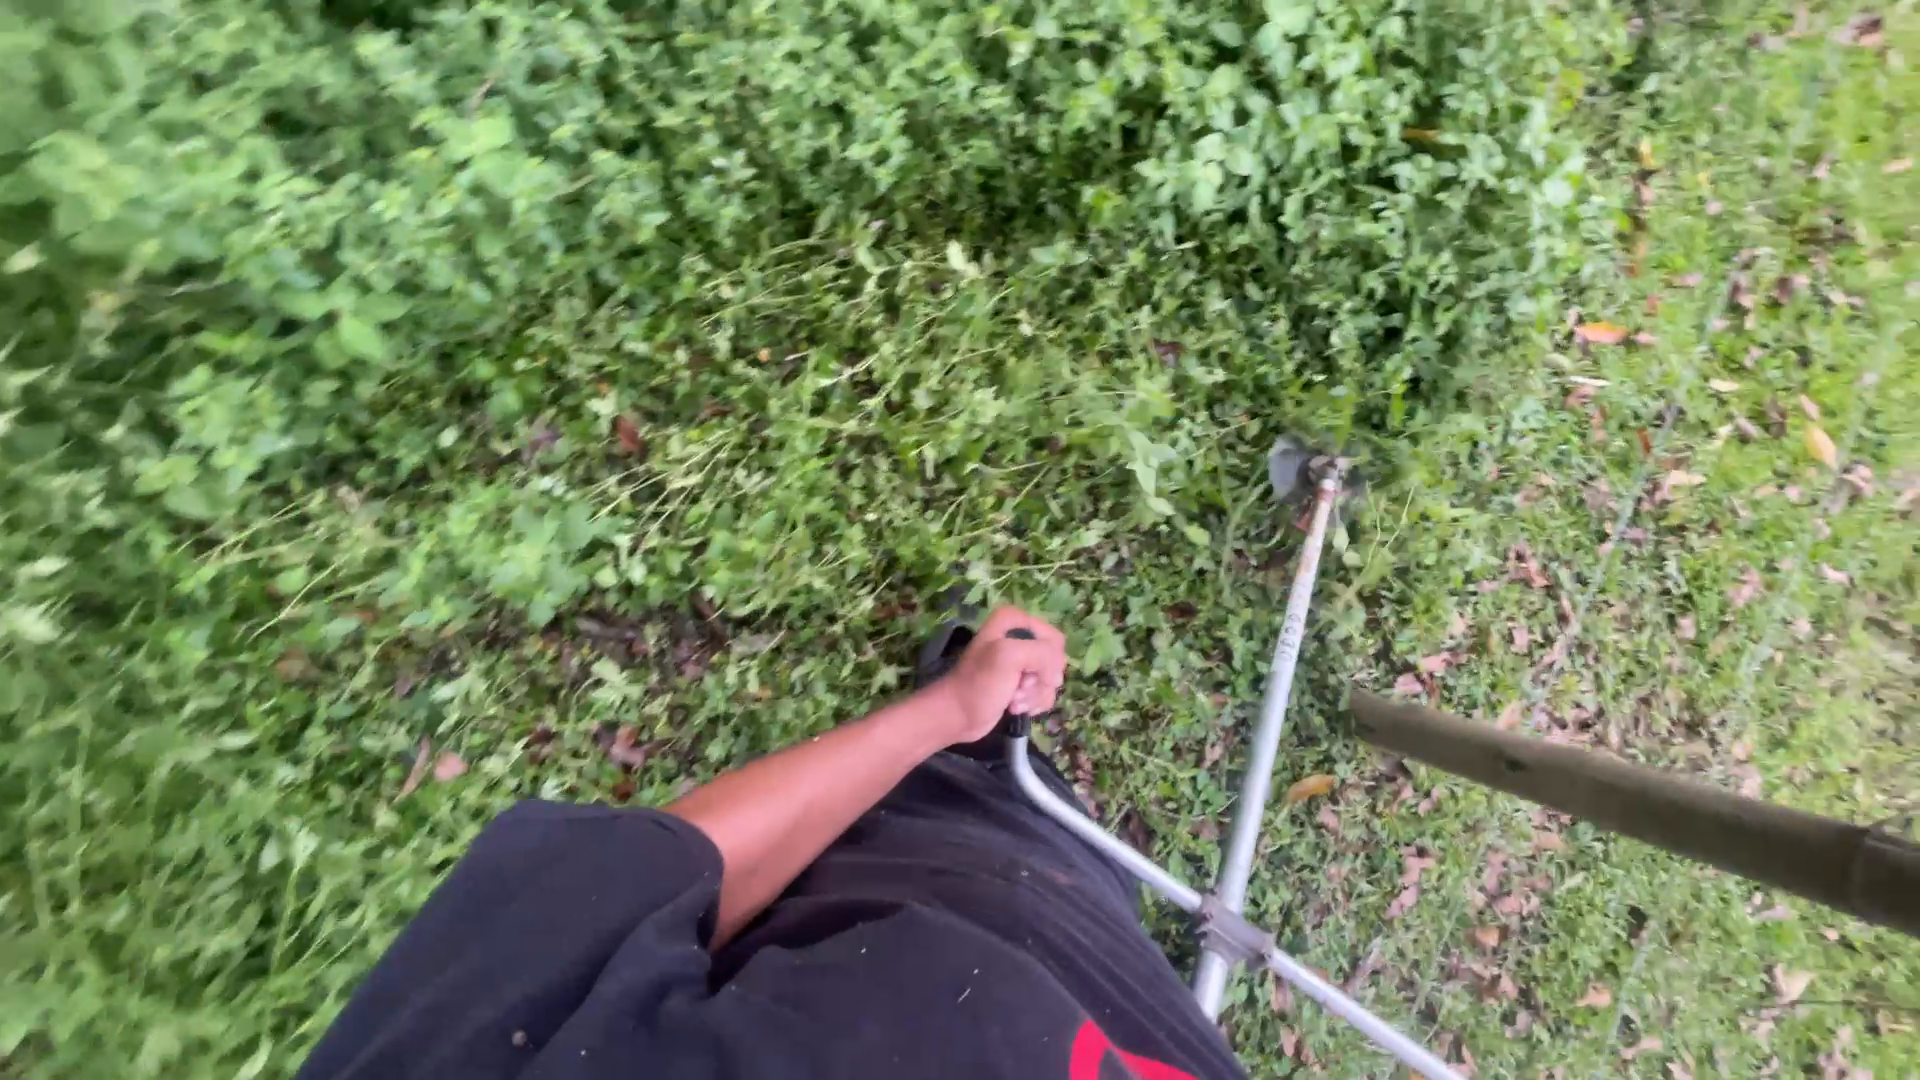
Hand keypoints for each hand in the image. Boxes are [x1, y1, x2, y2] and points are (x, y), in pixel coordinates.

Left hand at [926, 607, 1068, 743]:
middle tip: (1018, 687)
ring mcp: (1021, 661)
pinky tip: (1015, 708)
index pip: (1054, 639)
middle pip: (1055, 660)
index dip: (1047, 660)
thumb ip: (1042, 654)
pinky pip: (1045, 692)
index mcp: (1014, 621)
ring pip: (1051, 679)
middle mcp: (1019, 637)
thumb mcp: (1009, 657)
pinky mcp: (1021, 683)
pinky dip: (1034, 703)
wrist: (958, 716)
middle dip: (1040, 680)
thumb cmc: (979, 683)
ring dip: (1035, 695)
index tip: (1027, 673)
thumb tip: (1056, 677)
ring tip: (1013, 701)